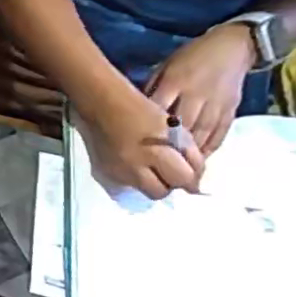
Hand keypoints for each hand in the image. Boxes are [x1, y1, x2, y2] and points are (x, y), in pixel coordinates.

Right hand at [81, 91, 204, 200]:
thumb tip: (194, 172)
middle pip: (161, 192)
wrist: (101, 104)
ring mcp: (116, 172)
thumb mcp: (173, 127)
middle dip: (169, 183)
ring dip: (153, 183)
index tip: (191, 169)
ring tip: (153, 167)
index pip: (183, 179)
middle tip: (172, 170)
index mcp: (154, 152)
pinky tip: (136, 163)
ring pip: (143, 191)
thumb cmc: (141, 109)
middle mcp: (133, 168)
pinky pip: (128, 184)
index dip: (192, 176)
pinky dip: (137, 178)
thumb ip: (187, 151)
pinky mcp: (104, 172)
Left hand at [145, 24, 254, 154]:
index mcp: (176, 82)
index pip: (158, 109)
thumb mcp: (165, 68)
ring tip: (177, 169)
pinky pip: (220, 134)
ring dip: (189, 154)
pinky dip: (209, 148)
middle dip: (168, 147)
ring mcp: (216, 104)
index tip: (135, 144)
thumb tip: (139, 111)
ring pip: (201, 134)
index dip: (147, 127)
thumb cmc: (191, 57)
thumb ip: (153, 89)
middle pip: (181, 126)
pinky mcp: (231, 110)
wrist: (234, 47)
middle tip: (155, 164)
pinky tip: (199, 160)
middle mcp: (197, 95)